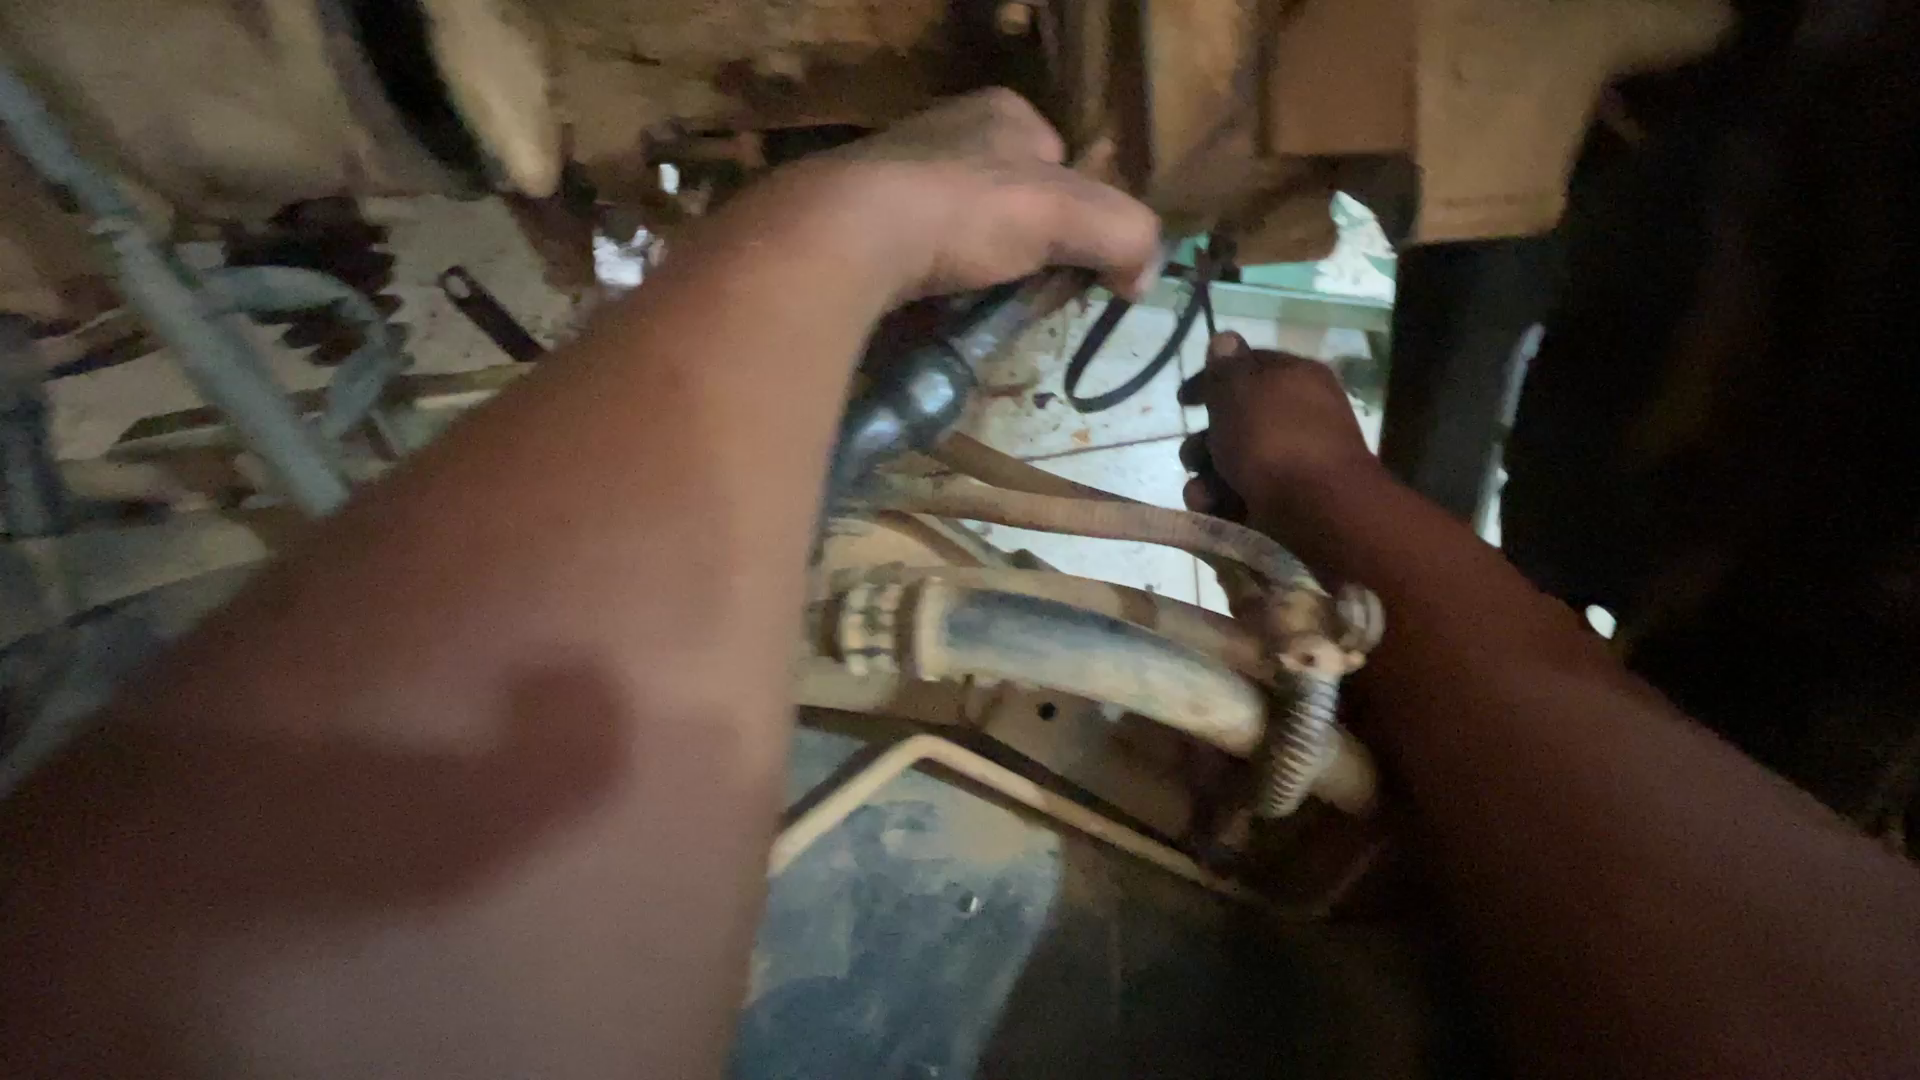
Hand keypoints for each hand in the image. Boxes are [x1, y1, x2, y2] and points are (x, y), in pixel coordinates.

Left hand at [786, 88, 1162, 302]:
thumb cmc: (966, 209)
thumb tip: (1146, 277)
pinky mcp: (861, 222)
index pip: (1059, 164)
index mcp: (1001, 114)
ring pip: (962, 230)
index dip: (1074, 216)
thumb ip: (1124, 234)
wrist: (853, 235)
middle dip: (1023, 248)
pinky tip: (932, 306)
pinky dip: (933, 282)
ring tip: (976, 308)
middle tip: (1022, 294)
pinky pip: (917, 253)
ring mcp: (898, 175)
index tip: (1068, 263)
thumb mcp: (1067, 212)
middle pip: (1010, 200)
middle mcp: (947, 133)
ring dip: (978, 270)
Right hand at [1177, 331, 1378, 520]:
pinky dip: (1220, 501)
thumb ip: (1225, 367)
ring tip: (1202, 489)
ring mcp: (1289, 461)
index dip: (1211, 379)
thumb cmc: (1272, 438)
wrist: (1313, 508)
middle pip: (1233, 421)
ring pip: (1229, 462)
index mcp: (1294, 379)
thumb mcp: (1239, 390)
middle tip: (1193, 453)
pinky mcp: (1281, 499)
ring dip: (1205, 475)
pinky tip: (1213, 507)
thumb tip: (1224, 339)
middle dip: (1203, 440)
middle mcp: (1295, 417)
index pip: (1247, 367)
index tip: (1182, 399)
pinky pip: (1238, 493)